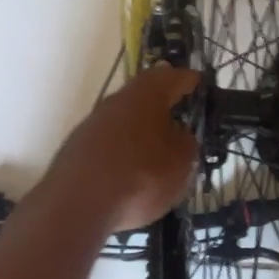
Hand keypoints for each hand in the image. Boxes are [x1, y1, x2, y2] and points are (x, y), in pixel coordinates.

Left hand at [43, 64, 200, 232]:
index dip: (191, 81)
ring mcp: (95, 120)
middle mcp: (120, 97)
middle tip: (180, 118)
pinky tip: (129, 172)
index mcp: (150, 91)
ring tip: (157, 152)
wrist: (78, 202)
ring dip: (141, 129)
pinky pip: (109, 141)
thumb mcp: (181, 163)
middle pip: (147, 94)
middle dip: (163, 105)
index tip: (200, 85)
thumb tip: (179, 135)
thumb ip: (186, 144)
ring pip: (126, 117)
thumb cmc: (140, 175)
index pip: (176, 77)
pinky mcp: (78, 145)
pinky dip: (122, 150)